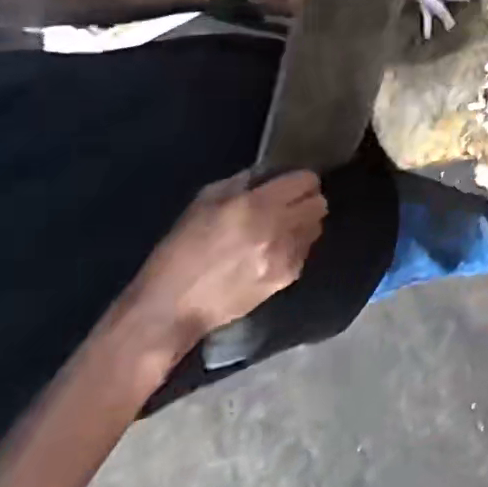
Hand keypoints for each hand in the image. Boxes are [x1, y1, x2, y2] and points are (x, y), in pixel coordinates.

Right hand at [120, 170, 327, 355]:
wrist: (168, 311)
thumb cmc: (177, 255)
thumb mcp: (199, 208)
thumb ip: (238, 184)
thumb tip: (266, 174)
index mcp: (256, 205)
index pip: (306, 180)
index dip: (298, 181)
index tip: (287, 188)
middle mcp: (279, 225)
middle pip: (319, 202)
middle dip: (305, 202)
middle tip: (285, 209)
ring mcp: (289, 251)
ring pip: (316, 226)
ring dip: (302, 225)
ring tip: (277, 233)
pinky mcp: (291, 273)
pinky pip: (306, 250)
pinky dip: (295, 248)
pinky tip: (270, 255)